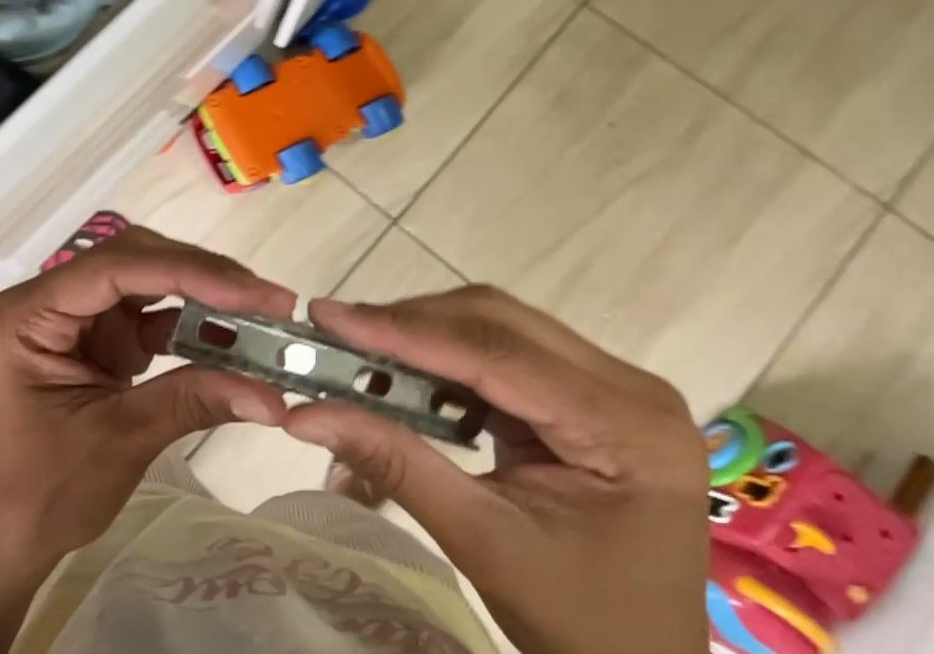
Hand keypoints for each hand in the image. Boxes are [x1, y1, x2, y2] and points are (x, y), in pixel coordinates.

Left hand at [0, 227, 294, 560]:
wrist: (14, 533)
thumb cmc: (45, 490)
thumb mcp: (119, 440)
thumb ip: (191, 402)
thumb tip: (274, 395)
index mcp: (29, 315)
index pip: (111, 269)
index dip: (186, 272)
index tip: (252, 292)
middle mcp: (48, 302)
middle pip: (130, 262)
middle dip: (200, 276)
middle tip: (269, 302)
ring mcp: (75, 317)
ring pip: (145, 281)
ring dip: (202, 296)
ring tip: (263, 316)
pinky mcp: (97, 338)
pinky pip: (151, 316)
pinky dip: (193, 326)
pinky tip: (234, 339)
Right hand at [285, 287, 709, 653]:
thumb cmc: (577, 618)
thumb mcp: (480, 539)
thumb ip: (394, 463)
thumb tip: (303, 413)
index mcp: (627, 425)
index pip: (498, 351)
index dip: (405, 329)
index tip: (327, 316)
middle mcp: (630, 388)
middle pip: (500, 323)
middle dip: (410, 324)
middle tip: (331, 332)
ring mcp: (613, 390)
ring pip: (498, 328)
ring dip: (423, 335)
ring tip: (356, 352)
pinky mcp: (588, 399)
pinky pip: (504, 355)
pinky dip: (445, 360)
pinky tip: (404, 375)